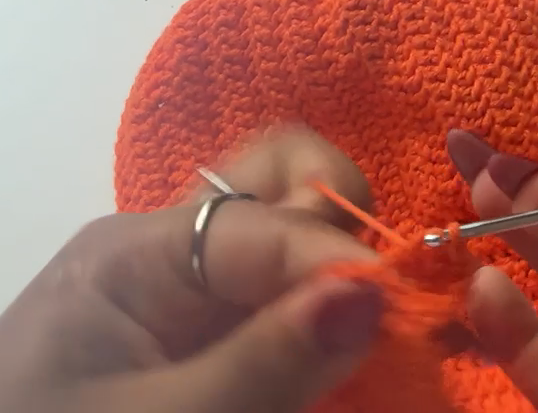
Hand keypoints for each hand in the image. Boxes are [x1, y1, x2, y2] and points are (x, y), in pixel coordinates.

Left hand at [0, 129, 386, 412]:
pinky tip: (319, 339)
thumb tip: (380, 288)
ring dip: (335, 253)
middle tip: (363, 299)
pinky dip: (312, 292)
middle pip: (285, 175)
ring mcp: (177, 281)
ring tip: (350, 316)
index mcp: (137, 249)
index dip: (347, 260)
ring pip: (288, 216)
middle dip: (343, 223)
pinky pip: (271, 277)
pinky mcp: (187, 325)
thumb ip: (265, 361)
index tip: (401, 315)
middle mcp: (164, 242)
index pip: (278, 218)